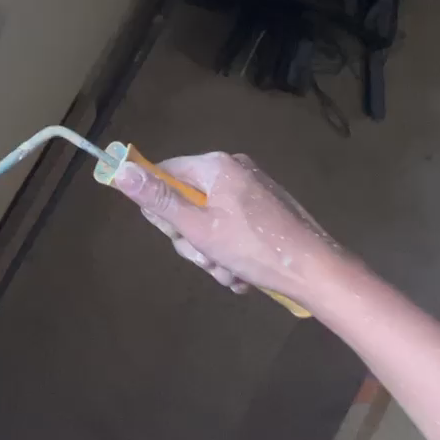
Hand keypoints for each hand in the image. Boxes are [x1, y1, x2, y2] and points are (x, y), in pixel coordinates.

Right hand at [109, 152, 339, 301]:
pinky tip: (242, 273)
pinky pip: (233, 226)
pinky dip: (232, 250)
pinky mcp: (268, 210)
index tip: (172, 232)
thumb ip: (157, 199)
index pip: (165, 173)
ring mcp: (254, 189)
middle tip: (206, 259)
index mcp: (215, 165)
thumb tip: (119, 169)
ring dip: (211, 251)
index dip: (160, 206)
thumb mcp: (197, 228)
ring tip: (228, 272)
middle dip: (192, 237)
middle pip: (188, 200)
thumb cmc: (254, 248)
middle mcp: (234, 169)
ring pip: (210, 219)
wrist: (320, 273)